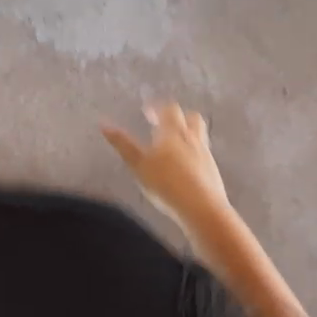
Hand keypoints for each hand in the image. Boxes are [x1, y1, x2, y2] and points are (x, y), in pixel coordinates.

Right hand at [102, 102, 229, 229]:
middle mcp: (192, 139)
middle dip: (178, 117)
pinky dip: (192, 151)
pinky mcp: (213, 171)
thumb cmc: (165, 183)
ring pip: (199, 135)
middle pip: (191, 118)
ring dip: (187, 134)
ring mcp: (205, 155)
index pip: (169, 109)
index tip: (146, 111)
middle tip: (163, 124)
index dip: (158, 107)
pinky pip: (203, 153)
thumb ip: (122, 144)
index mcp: (173, 132)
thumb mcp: (138, 164)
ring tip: (172, 144)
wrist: (202, 209)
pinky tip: (183, 165)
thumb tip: (104, 124)